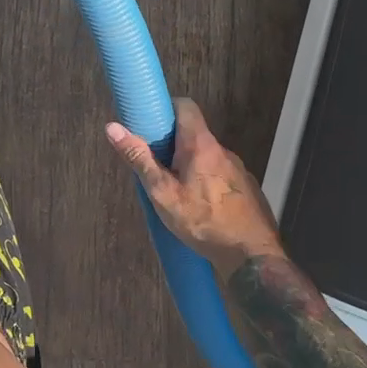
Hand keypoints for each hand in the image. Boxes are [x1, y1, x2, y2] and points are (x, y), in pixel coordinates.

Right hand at [104, 97, 283, 272]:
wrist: (254, 261)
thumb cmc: (203, 222)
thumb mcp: (162, 192)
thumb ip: (139, 158)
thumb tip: (112, 127)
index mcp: (201, 145)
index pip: (186, 106)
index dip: (167, 107)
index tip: (150, 121)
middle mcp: (223, 151)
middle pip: (193, 133)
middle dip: (172, 142)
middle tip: (155, 163)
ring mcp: (240, 171)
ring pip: (207, 156)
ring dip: (190, 164)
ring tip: (176, 189)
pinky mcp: (249, 190)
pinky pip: (221, 174)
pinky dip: (207, 180)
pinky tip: (201, 205)